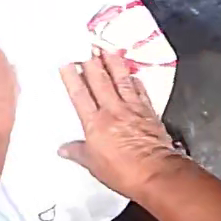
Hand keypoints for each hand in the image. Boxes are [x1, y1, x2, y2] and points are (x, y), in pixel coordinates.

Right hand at [59, 49, 193, 198]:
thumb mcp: (94, 165)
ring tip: (107, 50)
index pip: (80, 94)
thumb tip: (63, 149)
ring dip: (113, 64)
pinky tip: (132, 74)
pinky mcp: (148, 113)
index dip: (72, 77)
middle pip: (99, 81)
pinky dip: (135, 81)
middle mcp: (112, 110)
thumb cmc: (123, 172)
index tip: (67, 62)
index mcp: (95, 123)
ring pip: (120, 80)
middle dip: (92, 62)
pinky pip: (140, 92)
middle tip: (86, 46)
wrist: (157, 174)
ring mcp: (132, 109)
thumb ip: (78, 152)